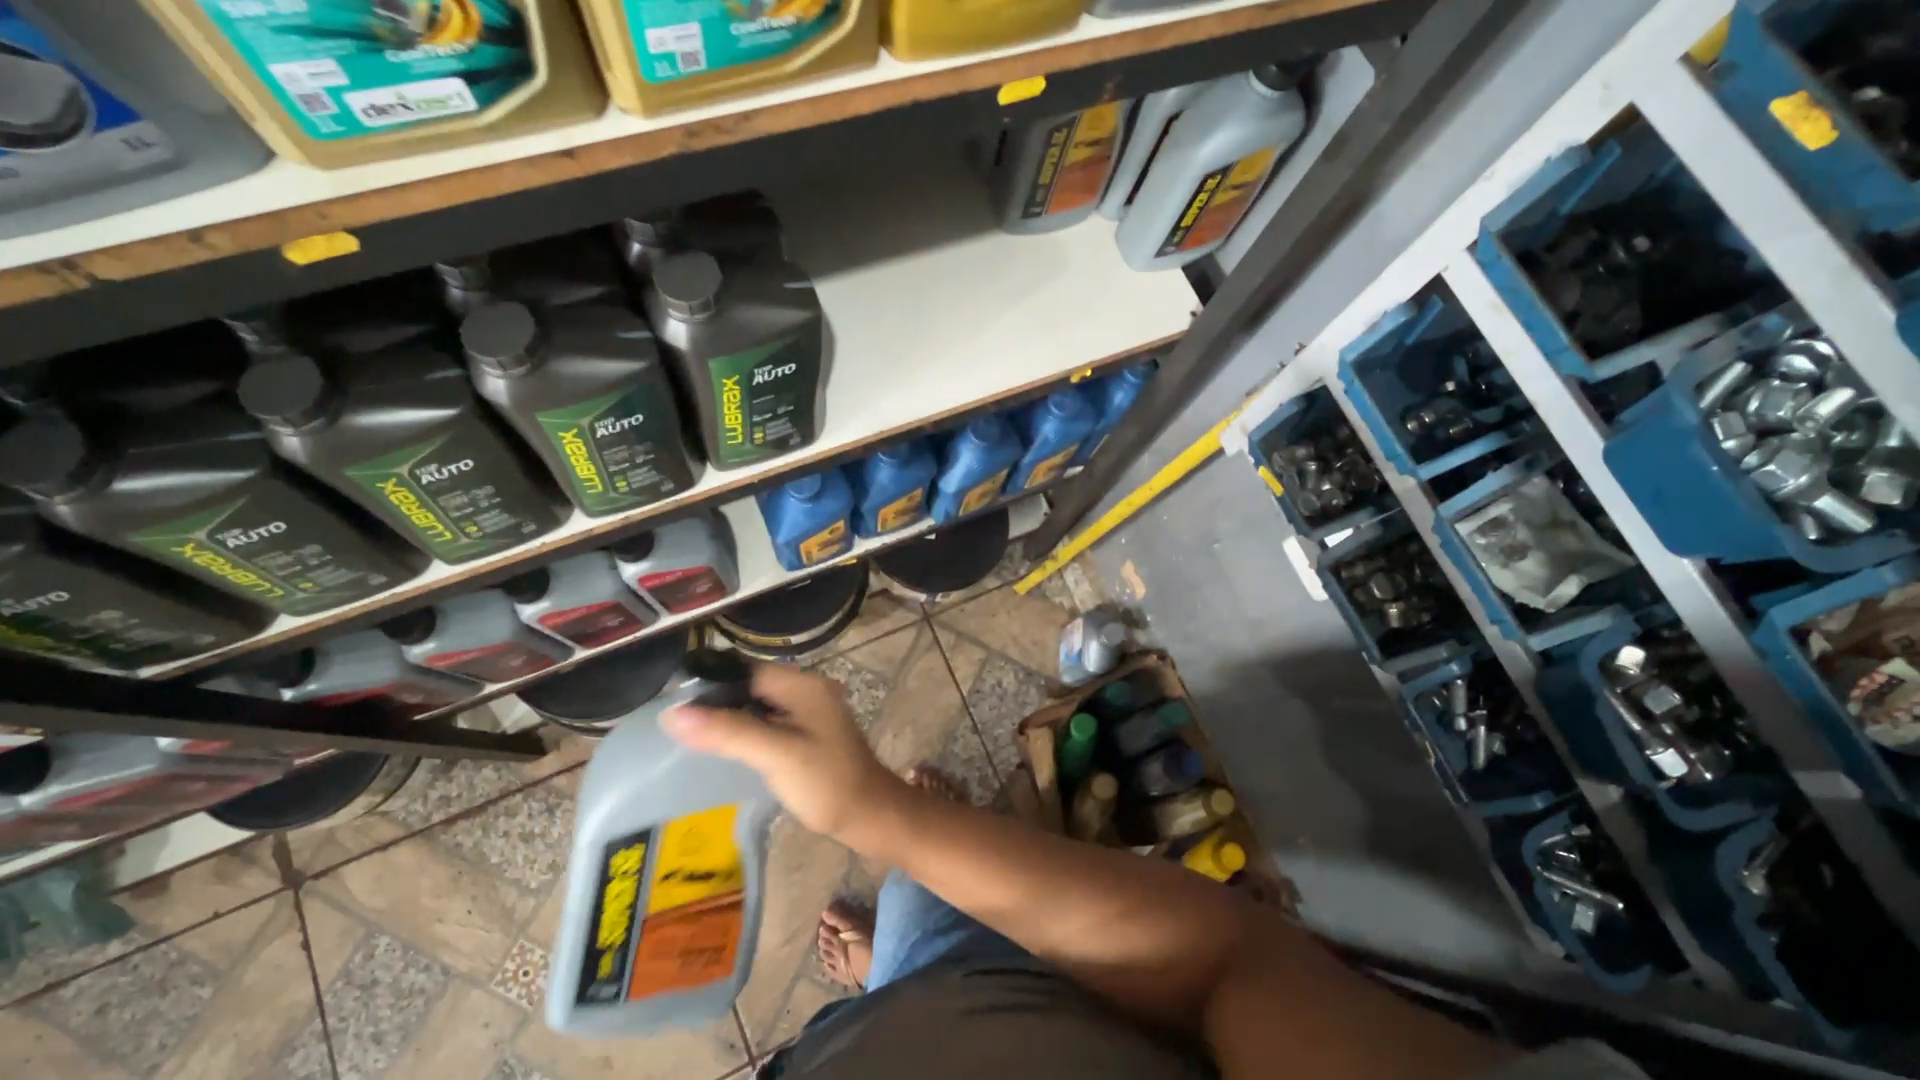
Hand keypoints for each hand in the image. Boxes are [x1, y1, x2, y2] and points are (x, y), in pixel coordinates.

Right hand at [661, 662, 907, 840]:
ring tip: (691, 736)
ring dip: (729, 716)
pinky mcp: (807, 734)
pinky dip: (746, 730)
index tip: (672, 701)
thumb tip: (672, 713)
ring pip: (757, 704)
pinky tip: (725, 748)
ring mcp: (809, 712)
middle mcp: (807, 689)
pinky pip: (768, 722)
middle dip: (716, 700)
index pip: (744, 669)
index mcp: (802, 683)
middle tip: (676, 723)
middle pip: (749, 684)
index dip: (709, 682)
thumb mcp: (775, 754)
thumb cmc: (826, 783)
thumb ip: (727, 731)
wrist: (871, 817)